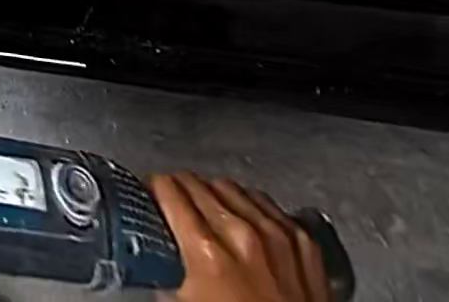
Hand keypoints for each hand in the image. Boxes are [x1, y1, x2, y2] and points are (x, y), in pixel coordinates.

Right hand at [148, 172, 328, 301]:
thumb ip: (160, 267)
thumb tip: (144, 245)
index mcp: (208, 252)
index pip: (167, 187)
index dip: (154, 189)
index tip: (151, 196)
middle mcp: (242, 235)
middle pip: (194, 181)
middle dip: (178, 190)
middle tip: (174, 206)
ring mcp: (277, 236)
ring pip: (227, 184)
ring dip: (212, 194)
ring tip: (209, 213)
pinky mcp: (303, 241)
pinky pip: (263, 200)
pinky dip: (247, 204)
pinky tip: (243, 220)